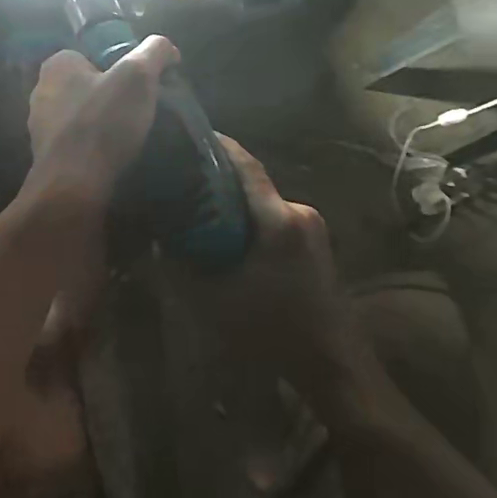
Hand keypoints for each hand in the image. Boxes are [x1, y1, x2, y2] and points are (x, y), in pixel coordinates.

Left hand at [25, 36, 178, 210]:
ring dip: (105, 124)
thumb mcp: (138, 75)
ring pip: (84, 116)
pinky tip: (115, 157)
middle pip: (90, 85)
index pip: (94, 54)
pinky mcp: (47, 157)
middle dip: (114, 96)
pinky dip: (96, 147)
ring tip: (133, 137)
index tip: (143, 83)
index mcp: (57, 65)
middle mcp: (42, 92)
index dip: (121, 65)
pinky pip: (79, 144)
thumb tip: (167, 48)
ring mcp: (41, 127)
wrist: (73, 186)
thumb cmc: (103, 122)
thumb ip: (154, 51)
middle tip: (142, 110)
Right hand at [198, 137, 380, 404]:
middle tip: (184, 180)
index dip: (220, 146)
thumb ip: (186, 268)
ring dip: (237, 204)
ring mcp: (312, 225)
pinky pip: (276, 219)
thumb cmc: (272, 332)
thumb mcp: (218, 303)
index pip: (247, 167)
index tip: (193, 134)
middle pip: (253, 185)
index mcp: (279, 220)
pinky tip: (231, 237)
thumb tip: (164, 240)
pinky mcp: (316, 240)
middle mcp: (300, 212)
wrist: (332, 363)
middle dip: (220, 180)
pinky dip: (253, 221)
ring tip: (201, 210)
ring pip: (264, 203)